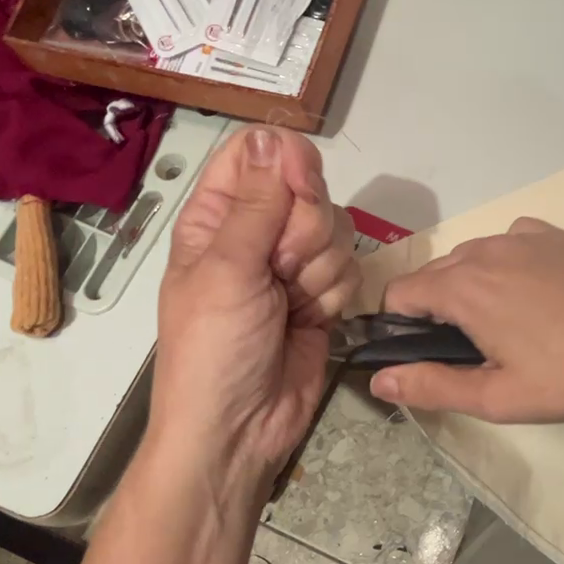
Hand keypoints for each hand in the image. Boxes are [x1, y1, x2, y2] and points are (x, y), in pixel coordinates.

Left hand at [149, 125, 358, 499]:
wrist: (240, 429)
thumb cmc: (213, 349)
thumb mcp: (225, 269)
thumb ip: (258, 202)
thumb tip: (272, 134)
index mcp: (217, 216)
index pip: (257, 154)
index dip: (286, 161)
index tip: (300, 187)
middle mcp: (258, 233)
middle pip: (309, 190)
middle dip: (305, 232)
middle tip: (279, 272)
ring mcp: (294, 266)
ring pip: (337, 231)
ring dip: (321, 271)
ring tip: (291, 306)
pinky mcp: (324, 296)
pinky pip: (351, 269)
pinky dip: (336, 296)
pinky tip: (312, 321)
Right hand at [370, 218, 563, 424]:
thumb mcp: (497, 397)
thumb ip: (432, 385)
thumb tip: (380, 379)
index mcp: (464, 287)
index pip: (400, 293)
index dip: (401, 326)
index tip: (425, 354)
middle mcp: (487, 250)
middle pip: (435, 274)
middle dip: (437, 310)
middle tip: (474, 353)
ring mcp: (526, 237)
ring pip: (473, 258)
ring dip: (473, 288)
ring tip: (512, 329)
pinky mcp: (558, 236)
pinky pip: (511, 245)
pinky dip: (509, 268)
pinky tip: (539, 300)